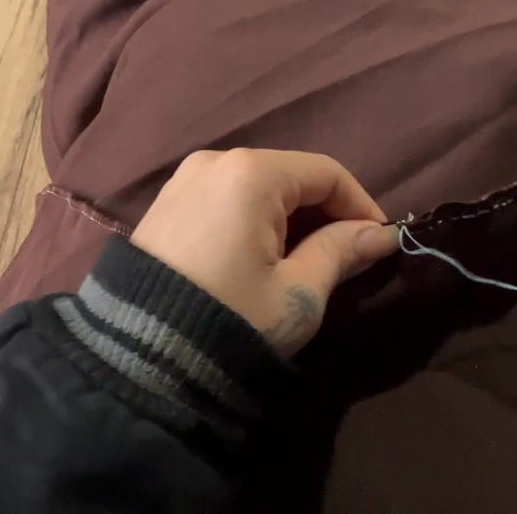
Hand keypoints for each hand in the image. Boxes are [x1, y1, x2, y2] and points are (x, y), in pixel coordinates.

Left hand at [131, 148, 397, 354]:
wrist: (137, 356)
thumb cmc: (230, 317)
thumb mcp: (297, 293)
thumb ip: (341, 252)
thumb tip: (380, 234)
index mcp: (251, 171)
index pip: (326, 172)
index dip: (360, 204)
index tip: (380, 241)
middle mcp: (216, 160)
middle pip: (290, 175)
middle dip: (324, 211)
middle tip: (346, 256)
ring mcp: (185, 178)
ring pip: (257, 185)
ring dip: (289, 216)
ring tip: (305, 260)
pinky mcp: (167, 202)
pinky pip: (226, 196)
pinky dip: (253, 217)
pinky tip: (261, 256)